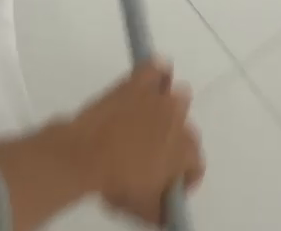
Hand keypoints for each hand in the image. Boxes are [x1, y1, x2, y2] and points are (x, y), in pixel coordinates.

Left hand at [57, 60, 203, 223]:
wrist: (85, 154)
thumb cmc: (117, 183)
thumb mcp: (145, 210)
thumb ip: (163, 211)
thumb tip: (167, 211)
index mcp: (184, 152)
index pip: (196, 163)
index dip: (183, 176)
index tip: (168, 183)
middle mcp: (178, 121)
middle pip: (185, 131)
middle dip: (173, 144)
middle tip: (152, 155)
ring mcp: (158, 98)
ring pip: (176, 98)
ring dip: (167, 110)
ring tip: (148, 122)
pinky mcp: (137, 82)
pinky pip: (156, 69)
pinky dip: (157, 73)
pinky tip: (151, 82)